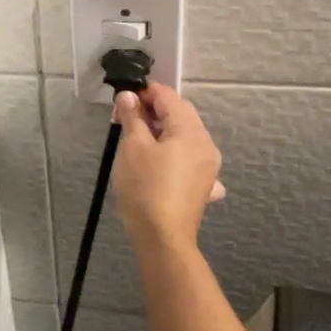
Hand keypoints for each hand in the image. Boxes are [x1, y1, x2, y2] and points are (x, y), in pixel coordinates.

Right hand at [112, 82, 225, 251]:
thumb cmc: (145, 187)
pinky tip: (163, 165)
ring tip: (138, 141)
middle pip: (180, 114)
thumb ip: (133, 117)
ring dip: (162, 131)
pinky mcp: (204, 185)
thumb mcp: (132, 147)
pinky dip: (174, 153)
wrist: (163, 237)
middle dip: (153, 111)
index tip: (122, 102)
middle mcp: (206, 144)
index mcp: (191, 130)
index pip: (168, 96)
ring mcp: (209, 166)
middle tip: (125, 120)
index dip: (144, 93)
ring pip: (185, 135)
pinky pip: (190, 158)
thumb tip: (129, 96)